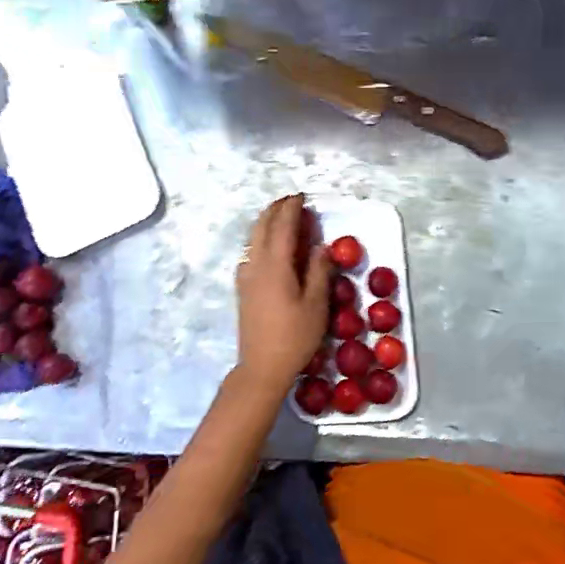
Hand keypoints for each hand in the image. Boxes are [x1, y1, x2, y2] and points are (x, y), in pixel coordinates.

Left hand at [233, 194, 330, 389]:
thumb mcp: (316, 305)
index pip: (282, 226)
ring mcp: (245, 277)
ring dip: (266, 224)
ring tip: (282, 219)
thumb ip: (318, 271)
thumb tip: (321, 247)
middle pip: (261, 227)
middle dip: (275, 210)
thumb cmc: (295, 337)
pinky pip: (250, 253)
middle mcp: (255, 265)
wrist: (262, 367)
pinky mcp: (243, 289)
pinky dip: (261, 240)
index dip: (291, 208)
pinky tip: (271, 248)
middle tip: (291, 202)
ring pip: (252, 239)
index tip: (302, 196)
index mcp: (275, 266)